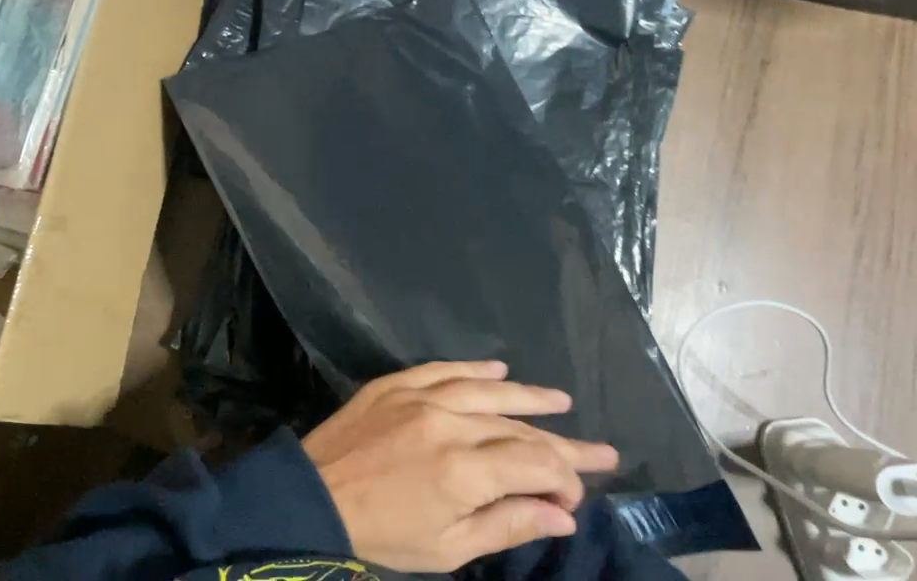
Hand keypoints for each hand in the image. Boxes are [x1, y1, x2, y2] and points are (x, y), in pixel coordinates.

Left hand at [301, 361, 620, 572]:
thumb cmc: (382, 533)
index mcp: (464, 470)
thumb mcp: (448, 548)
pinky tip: (499, 370)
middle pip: (518, 428)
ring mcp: (420, 397)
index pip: (536, 464)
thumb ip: (507, 524)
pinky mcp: (395, 384)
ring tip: (562, 400)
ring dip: (528, 396)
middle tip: (602, 451)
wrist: (313, 495)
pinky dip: (474, 369)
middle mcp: (449, 423)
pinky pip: (442, 369)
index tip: (573, 500)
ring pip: (487, 391)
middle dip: (562, 444)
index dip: (564, 481)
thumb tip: (562, 514)